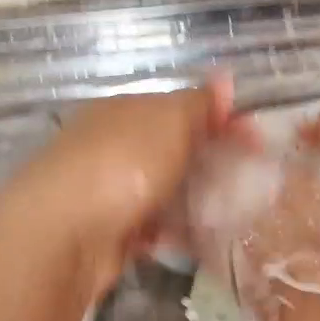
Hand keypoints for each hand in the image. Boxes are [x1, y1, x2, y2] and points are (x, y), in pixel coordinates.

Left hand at [5, 75, 235, 284]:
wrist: (61, 235)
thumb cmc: (122, 165)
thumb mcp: (170, 120)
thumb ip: (200, 102)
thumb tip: (226, 79)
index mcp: (125, 110)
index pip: (183, 107)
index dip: (223, 119)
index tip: (258, 142)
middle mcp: (112, 144)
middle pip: (175, 149)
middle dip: (212, 163)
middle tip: (250, 182)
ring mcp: (107, 189)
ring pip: (165, 190)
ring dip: (196, 201)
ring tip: (231, 214)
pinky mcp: (108, 231)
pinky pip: (153, 227)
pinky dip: (175, 233)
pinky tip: (198, 241)